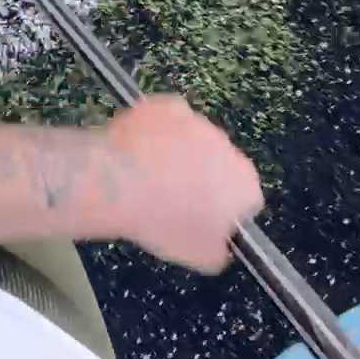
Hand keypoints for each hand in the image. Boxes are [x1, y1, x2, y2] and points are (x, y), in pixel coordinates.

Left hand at [103, 95, 262, 271]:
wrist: (114, 181)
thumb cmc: (159, 222)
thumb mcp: (202, 256)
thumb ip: (221, 244)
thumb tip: (217, 235)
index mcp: (245, 185)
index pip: (244, 196)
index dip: (220, 205)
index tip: (197, 211)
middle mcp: (228, 147)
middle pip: (220, 161)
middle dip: (202, 172)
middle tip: (169, 187)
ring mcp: (195, 119)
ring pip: (193, 135)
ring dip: (178, 146)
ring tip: (146, 164)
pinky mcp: (165, 102)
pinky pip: (167, 115)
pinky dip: (156, 124)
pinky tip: (137, 140)